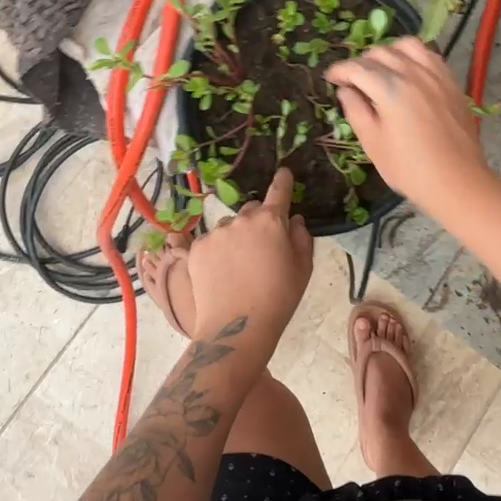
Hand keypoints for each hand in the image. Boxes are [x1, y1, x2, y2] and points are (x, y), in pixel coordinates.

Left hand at [184, 166, 313, 344]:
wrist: (237, 327)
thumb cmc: (279, 299)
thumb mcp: (303, 269)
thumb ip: (302, 237)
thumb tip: (294, 220)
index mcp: (271, 221)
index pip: (279, 190)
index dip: (282, 180)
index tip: (283, 173)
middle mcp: (242, 219)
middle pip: (252, 210)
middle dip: (259, 220)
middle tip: (262, 247)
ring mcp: (217, 232)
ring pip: (230, 226)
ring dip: (237, 236)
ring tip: (239, 266)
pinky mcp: (197, 248)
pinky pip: (212, 241)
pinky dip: (218, 251)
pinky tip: (222, 272)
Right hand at [324, 38, 496, 214]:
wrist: (458, 181)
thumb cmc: (410, 169)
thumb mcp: (373, 144)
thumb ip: (356, 111)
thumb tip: (346, 90)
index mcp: (390, 89)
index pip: (358, 68)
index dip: (340, 70)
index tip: (330, 78)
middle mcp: (413, 73)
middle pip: (380, 53)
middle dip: (361, 62)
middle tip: (352, 79)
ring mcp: (435, 74)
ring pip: (406, 46)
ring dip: (388, 52)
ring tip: (381, 69)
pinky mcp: (451, 81)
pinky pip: (429, 54)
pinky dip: (413, 55)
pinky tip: (408, 70)